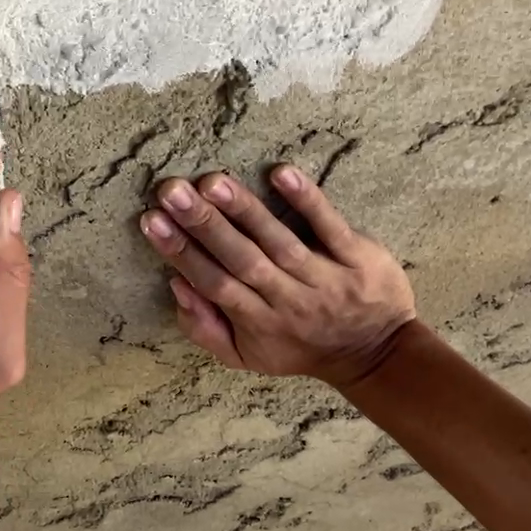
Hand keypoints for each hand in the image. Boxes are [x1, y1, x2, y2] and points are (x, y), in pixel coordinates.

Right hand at [138, 164, 415, 386]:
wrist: (379, 357)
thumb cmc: (297, 347)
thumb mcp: (244, 356)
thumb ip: (203, 327)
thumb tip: (176, 283)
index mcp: (256, 321)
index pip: (212, 282)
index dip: (179, 251)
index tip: (151, 219)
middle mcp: (287, 299)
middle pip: (240, 259)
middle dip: (203, 224)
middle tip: (171, 191)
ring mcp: (324, 277)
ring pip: (278, 241)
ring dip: (244, 210)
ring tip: (211, 181)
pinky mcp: (359, 259)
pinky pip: (330, 227)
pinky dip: (307, 201)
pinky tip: (280, 172)